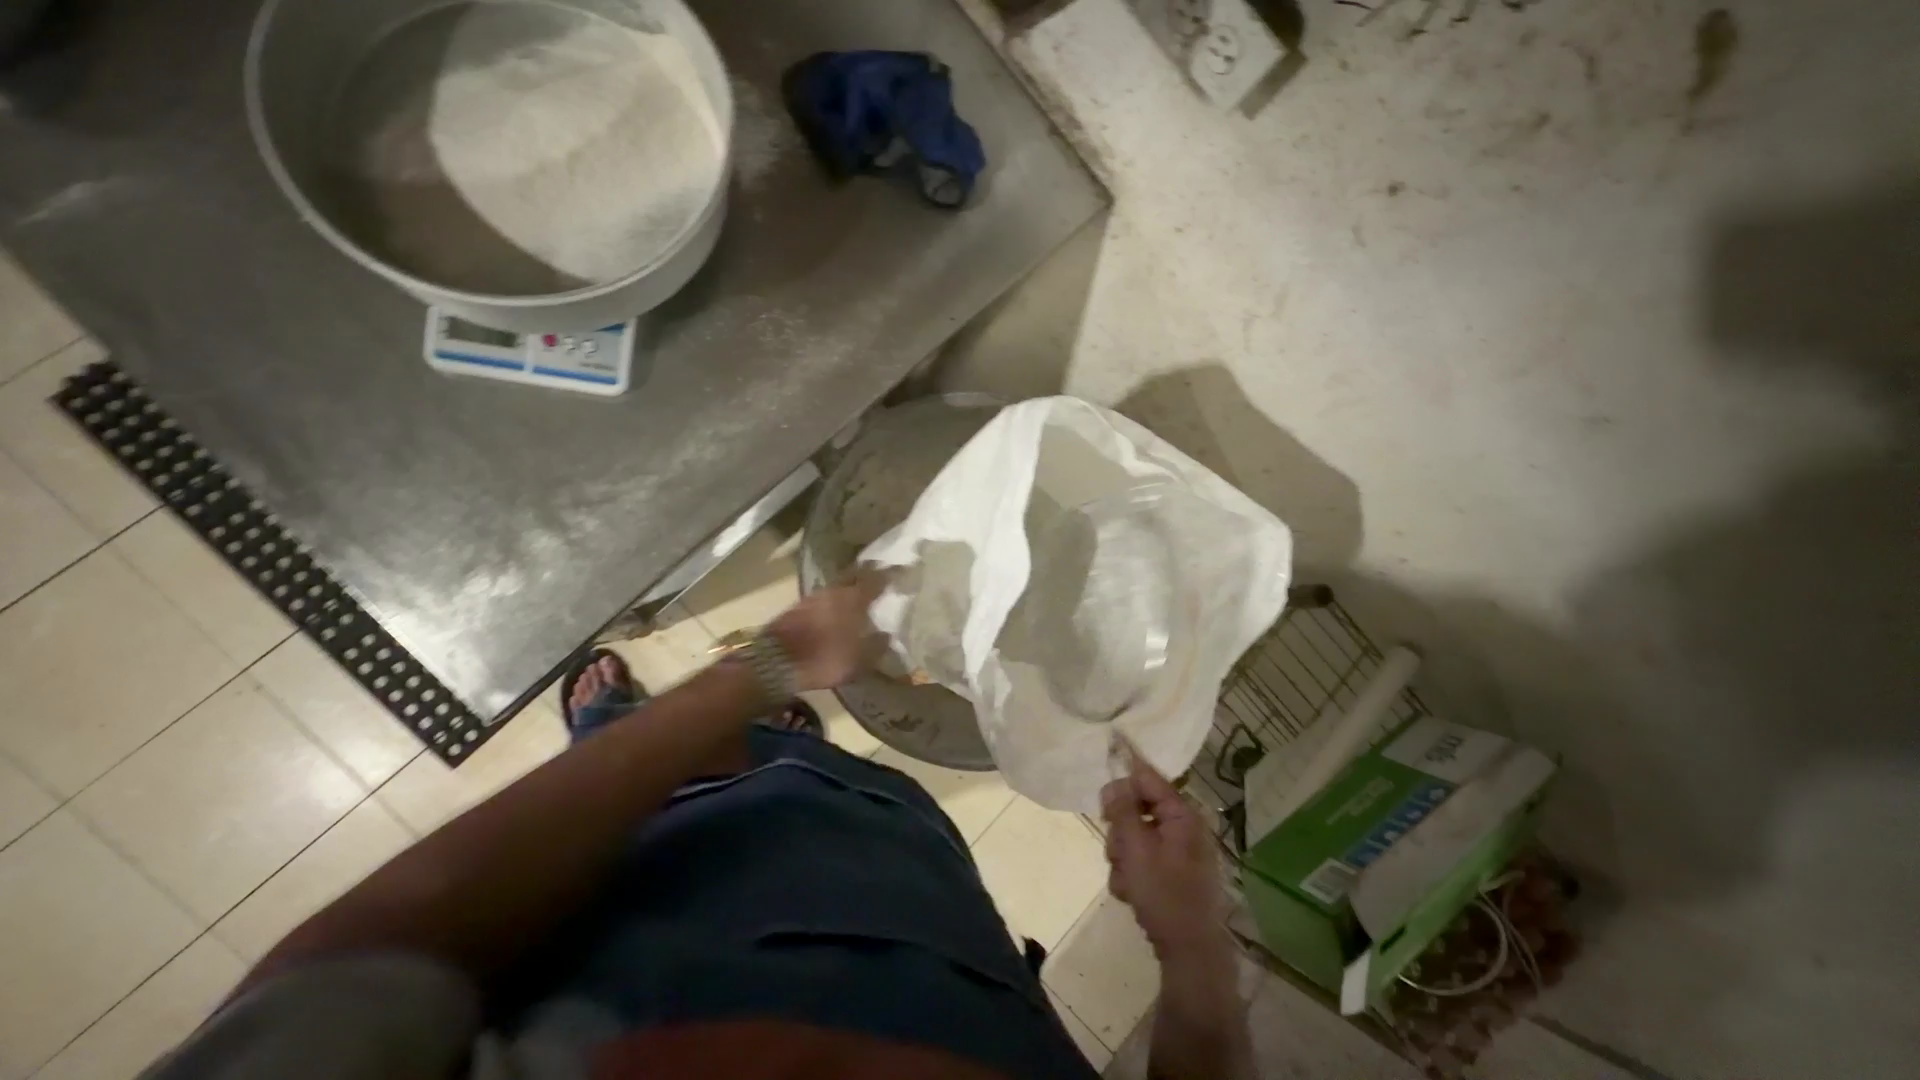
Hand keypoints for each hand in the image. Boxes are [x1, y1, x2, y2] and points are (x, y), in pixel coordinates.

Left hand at [765, 574, 885, 691]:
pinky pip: (823, 596)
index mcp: (853, 599)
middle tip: (880, 571)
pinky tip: (836, 606)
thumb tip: (886, 634)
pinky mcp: (797, 608)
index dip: (890, 574)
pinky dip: (833, 598)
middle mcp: (834, 591)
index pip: (876, 579)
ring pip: (837, 584)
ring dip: (849, 584)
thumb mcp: (859, 661)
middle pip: (854, 574)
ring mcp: (813, 597)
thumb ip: (876, 646)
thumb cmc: (824, 659)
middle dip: (868, 572)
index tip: (901, 569)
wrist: (776, 662)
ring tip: (859, 590)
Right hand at [1101, 742, 1230, 963]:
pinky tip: (1132, 895)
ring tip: (1127, 882)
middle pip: (1136, 809)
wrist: (1189, 950)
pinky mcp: (1169, 874)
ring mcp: (1177, 852)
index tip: (1105, 764)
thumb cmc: (1165, 894)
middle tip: (1117, 852)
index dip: (1125, 771)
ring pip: (1133, 837)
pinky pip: (1139, 860)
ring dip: (1122, 858)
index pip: (1148, 778)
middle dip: (1120, 832)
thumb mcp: (1137, 849)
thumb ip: (1122, 811)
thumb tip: (1113, 781)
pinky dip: (1131, 874)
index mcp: (1182, 815)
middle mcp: (1182, 828)